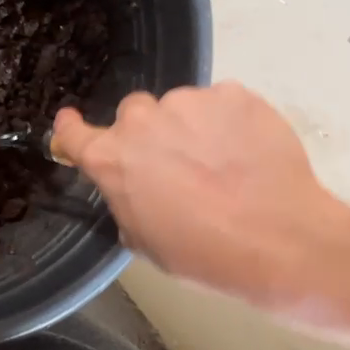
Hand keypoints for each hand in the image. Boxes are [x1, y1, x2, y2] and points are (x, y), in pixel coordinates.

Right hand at [51, 83, 349, 308]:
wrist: (279, 241)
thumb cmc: (202, 253)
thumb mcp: (144, 240)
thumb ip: (126, 201)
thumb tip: (133, 190)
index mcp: (111, 159)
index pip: (72, 133)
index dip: (71, 130)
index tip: (73, 125)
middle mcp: (141, 122)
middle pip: (133, 114)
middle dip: (147, 135)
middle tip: (175, 165)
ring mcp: (189, 102)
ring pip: (180, 108)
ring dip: (190, 127)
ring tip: (221, 162)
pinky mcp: (234, 95)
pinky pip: (221, 103)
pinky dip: (228, 122)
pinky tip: (246, 151)